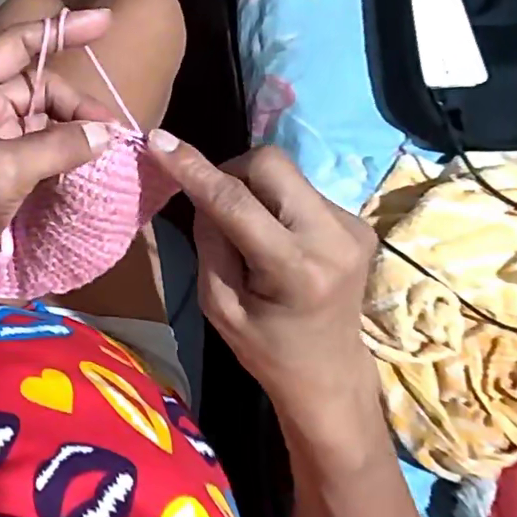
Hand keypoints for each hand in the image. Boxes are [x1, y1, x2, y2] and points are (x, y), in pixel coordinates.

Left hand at [0, 10, 120, 282]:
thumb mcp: (7, 170)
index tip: (105, 22)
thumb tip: (104, 132)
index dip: (60, 30)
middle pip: (35, 83)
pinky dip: (61, 145)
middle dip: (73, 101)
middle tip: (111, 128)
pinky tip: (86, 156)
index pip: (16, 45)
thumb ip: (59, 144)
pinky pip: (36, 139)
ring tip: (105, 145)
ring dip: (71, 125)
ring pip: (40, 113)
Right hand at [145, 135, 383, 447]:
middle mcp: (334, 238)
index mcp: (296, 269)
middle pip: (270, 163)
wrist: (330, 374)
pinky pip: (297, 188)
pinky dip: (270, 200)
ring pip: (283, 172)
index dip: (193, 168)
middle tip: (212, 205)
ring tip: (245, 231)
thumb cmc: (265, 348)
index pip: (234, 202)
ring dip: (251, 188)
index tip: (159, 141)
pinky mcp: (356, 221)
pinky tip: (271, 236)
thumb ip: (209, 242)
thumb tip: (201, 190)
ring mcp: (352, 226)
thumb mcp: (217, 304)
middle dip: (230, 171)